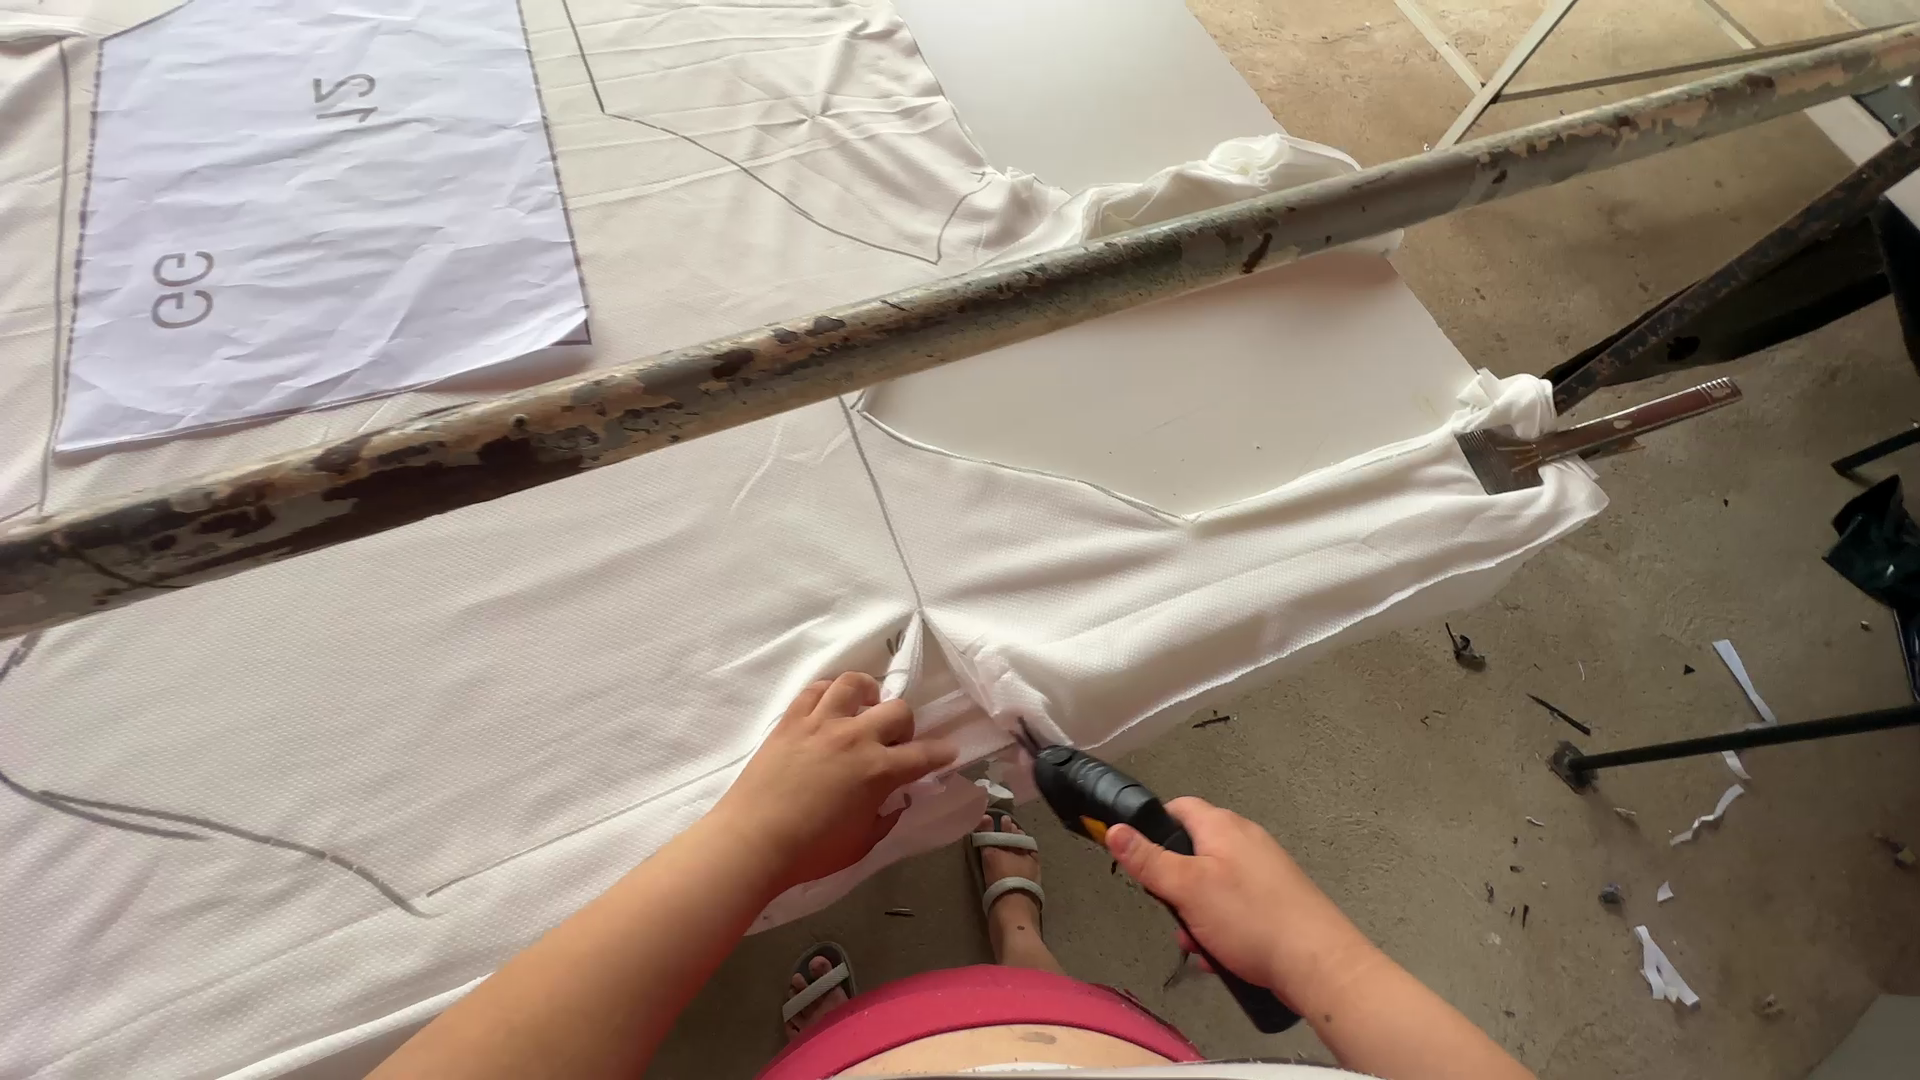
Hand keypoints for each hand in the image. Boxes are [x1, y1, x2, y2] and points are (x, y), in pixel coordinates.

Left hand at [713, 672, 956, 894]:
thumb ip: (884, 818)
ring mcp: (821, 723)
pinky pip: (815, 689)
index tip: (948, 752)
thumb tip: (894, 801)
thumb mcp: (862, 844)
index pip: (923, 755)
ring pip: (855, 684)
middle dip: (905, 725)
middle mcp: (856, 737)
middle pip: (897, 710)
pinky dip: (828, 691)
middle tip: (893, 743)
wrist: (752, 842)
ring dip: (868, 693)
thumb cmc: (810, 852)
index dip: (941, 753)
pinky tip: (830, 705)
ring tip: (864, 707)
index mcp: (879, 771)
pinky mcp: (792, 720)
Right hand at [1106, 796, 1377, 1008]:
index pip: (1178, 807)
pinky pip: (1238, 905)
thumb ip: (1147, 859)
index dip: (1154, 827)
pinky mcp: (1280, 899)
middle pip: (1194, 850)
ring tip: (1198, 943)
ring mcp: (1265, 870)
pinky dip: (1224, 926)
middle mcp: (1245, 839)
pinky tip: (1222, 955)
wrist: (1320, 966)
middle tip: (1171, 910)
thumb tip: (1114, 829)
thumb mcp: (1185, 888)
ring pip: (1214, 884)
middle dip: (1176, 885)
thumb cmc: (1252, 919)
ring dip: (1197, 913)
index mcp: (1222, 825)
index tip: (1140, 854)